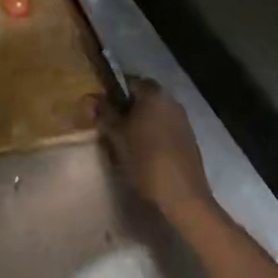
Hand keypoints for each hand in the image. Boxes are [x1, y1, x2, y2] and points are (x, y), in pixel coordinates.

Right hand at [95, 76, 214, 216]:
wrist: (183, 196)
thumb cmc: (146, 160)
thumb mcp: (118, 136)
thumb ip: (104, 114)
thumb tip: (88, 97)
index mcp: (153, 92)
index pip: (128, 81)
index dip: (113, 94)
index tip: (103, 111)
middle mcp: (170, 99)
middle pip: (143, 98)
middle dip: (127, 110)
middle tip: (112, 130)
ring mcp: (182, 118)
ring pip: (155, 114)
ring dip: (141, 123)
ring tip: (127, 145)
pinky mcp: (189, 138)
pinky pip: (166, 128)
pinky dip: (154, 135)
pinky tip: (147, 155)